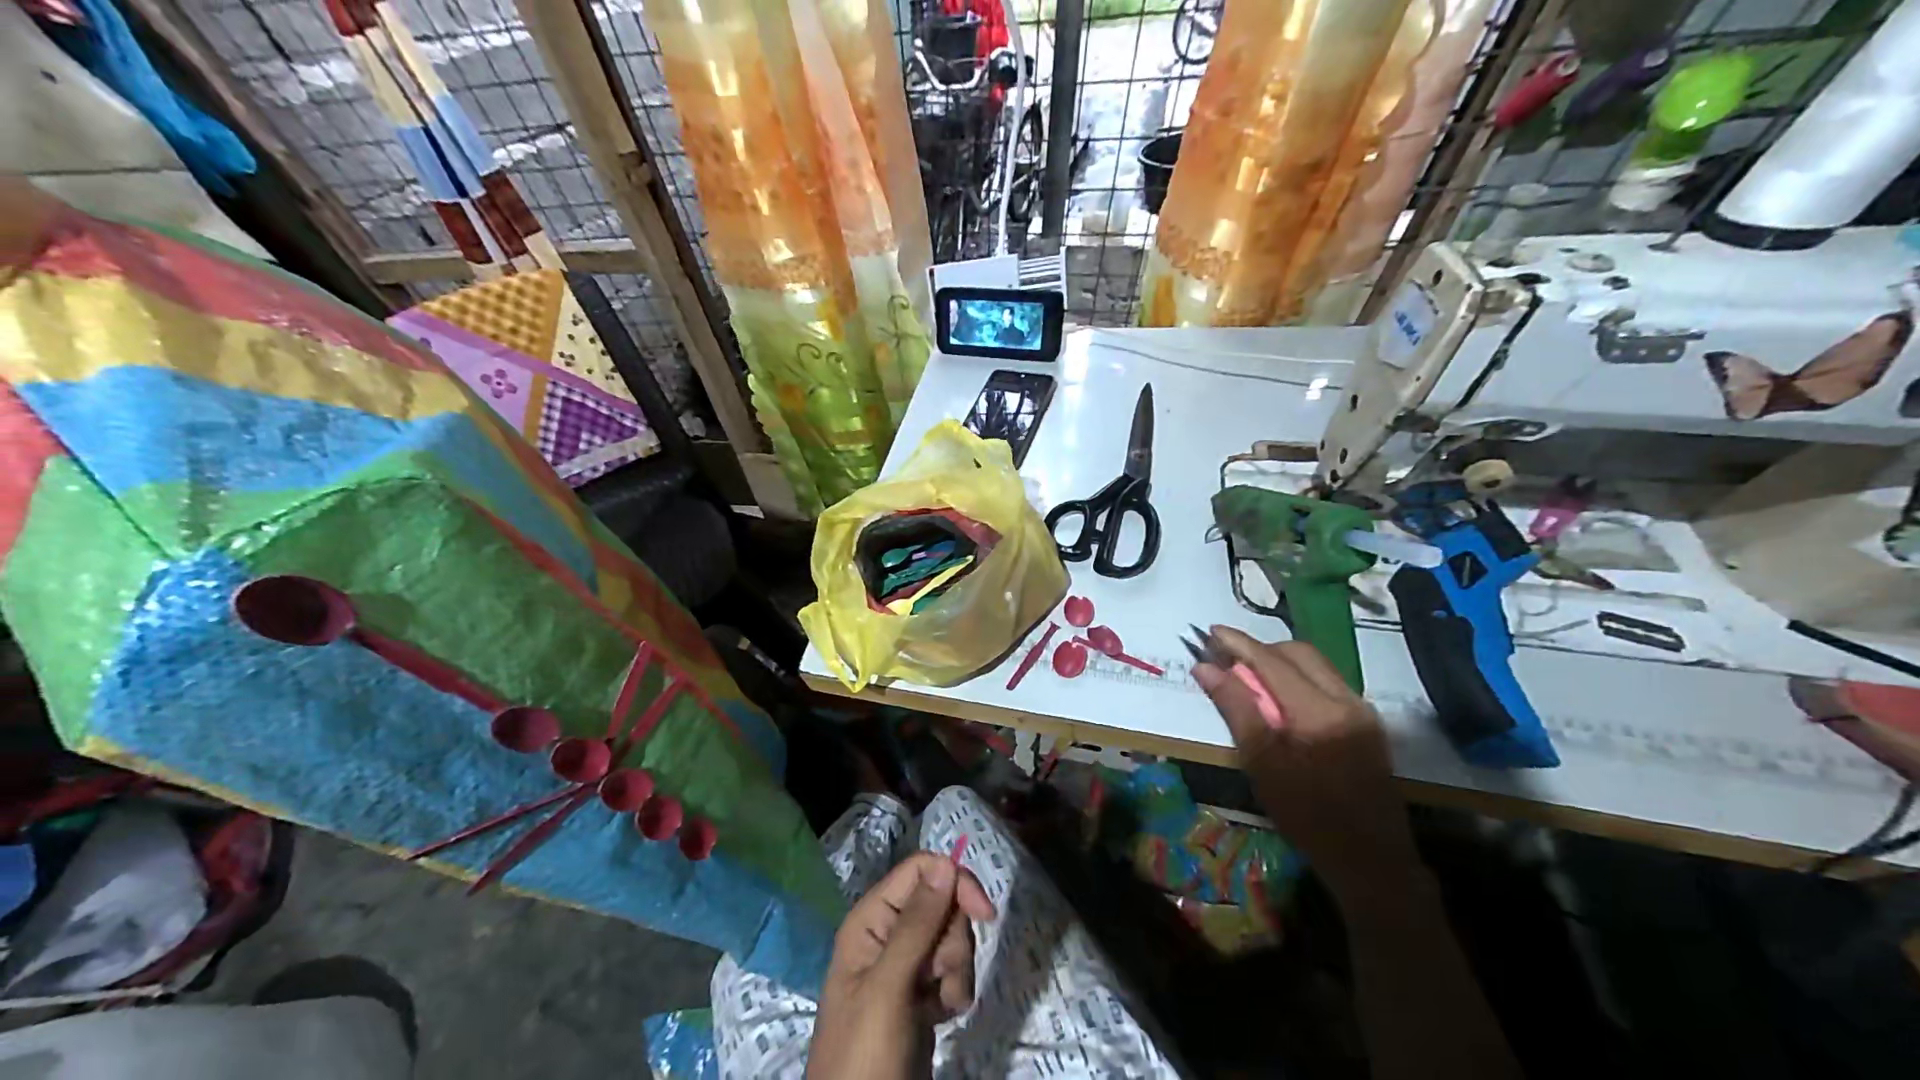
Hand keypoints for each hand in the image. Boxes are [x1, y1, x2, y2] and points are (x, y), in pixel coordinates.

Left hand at [807, 853, 995, 1079]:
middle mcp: (888, 933)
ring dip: (956, 971)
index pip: (922, 871)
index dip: (956, 882)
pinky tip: (940, 1017)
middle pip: (944, 904)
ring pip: (953, 939)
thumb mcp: (888, 986)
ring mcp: (906, 965)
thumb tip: (946, 861)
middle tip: (938, 976)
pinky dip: (955, 993)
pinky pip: (954, 972)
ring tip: (937, 1005)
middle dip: (954, 940)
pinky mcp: (922, 993)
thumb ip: (916, 924)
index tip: (984, 914)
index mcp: (871, 919)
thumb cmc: (865, 1052)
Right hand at [1193, 627, 1416, 896]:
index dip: (1239, 644)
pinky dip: (1297, 679)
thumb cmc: (1307, 816)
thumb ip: (1236, 708)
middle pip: (1299, 653)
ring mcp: (1362, 711)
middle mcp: (1347, 701)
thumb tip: (1206, 668)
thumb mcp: (1262, 763)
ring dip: (1278, 662)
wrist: (1371, 860)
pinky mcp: (1367, 723)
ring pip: (1315, 665)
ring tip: (1246, 675)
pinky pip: (1327, 683)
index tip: (1210, 631)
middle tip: (1225, 657)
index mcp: (1320, 712)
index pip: (1272, 662)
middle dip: (1260, 649)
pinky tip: (1277, 697)